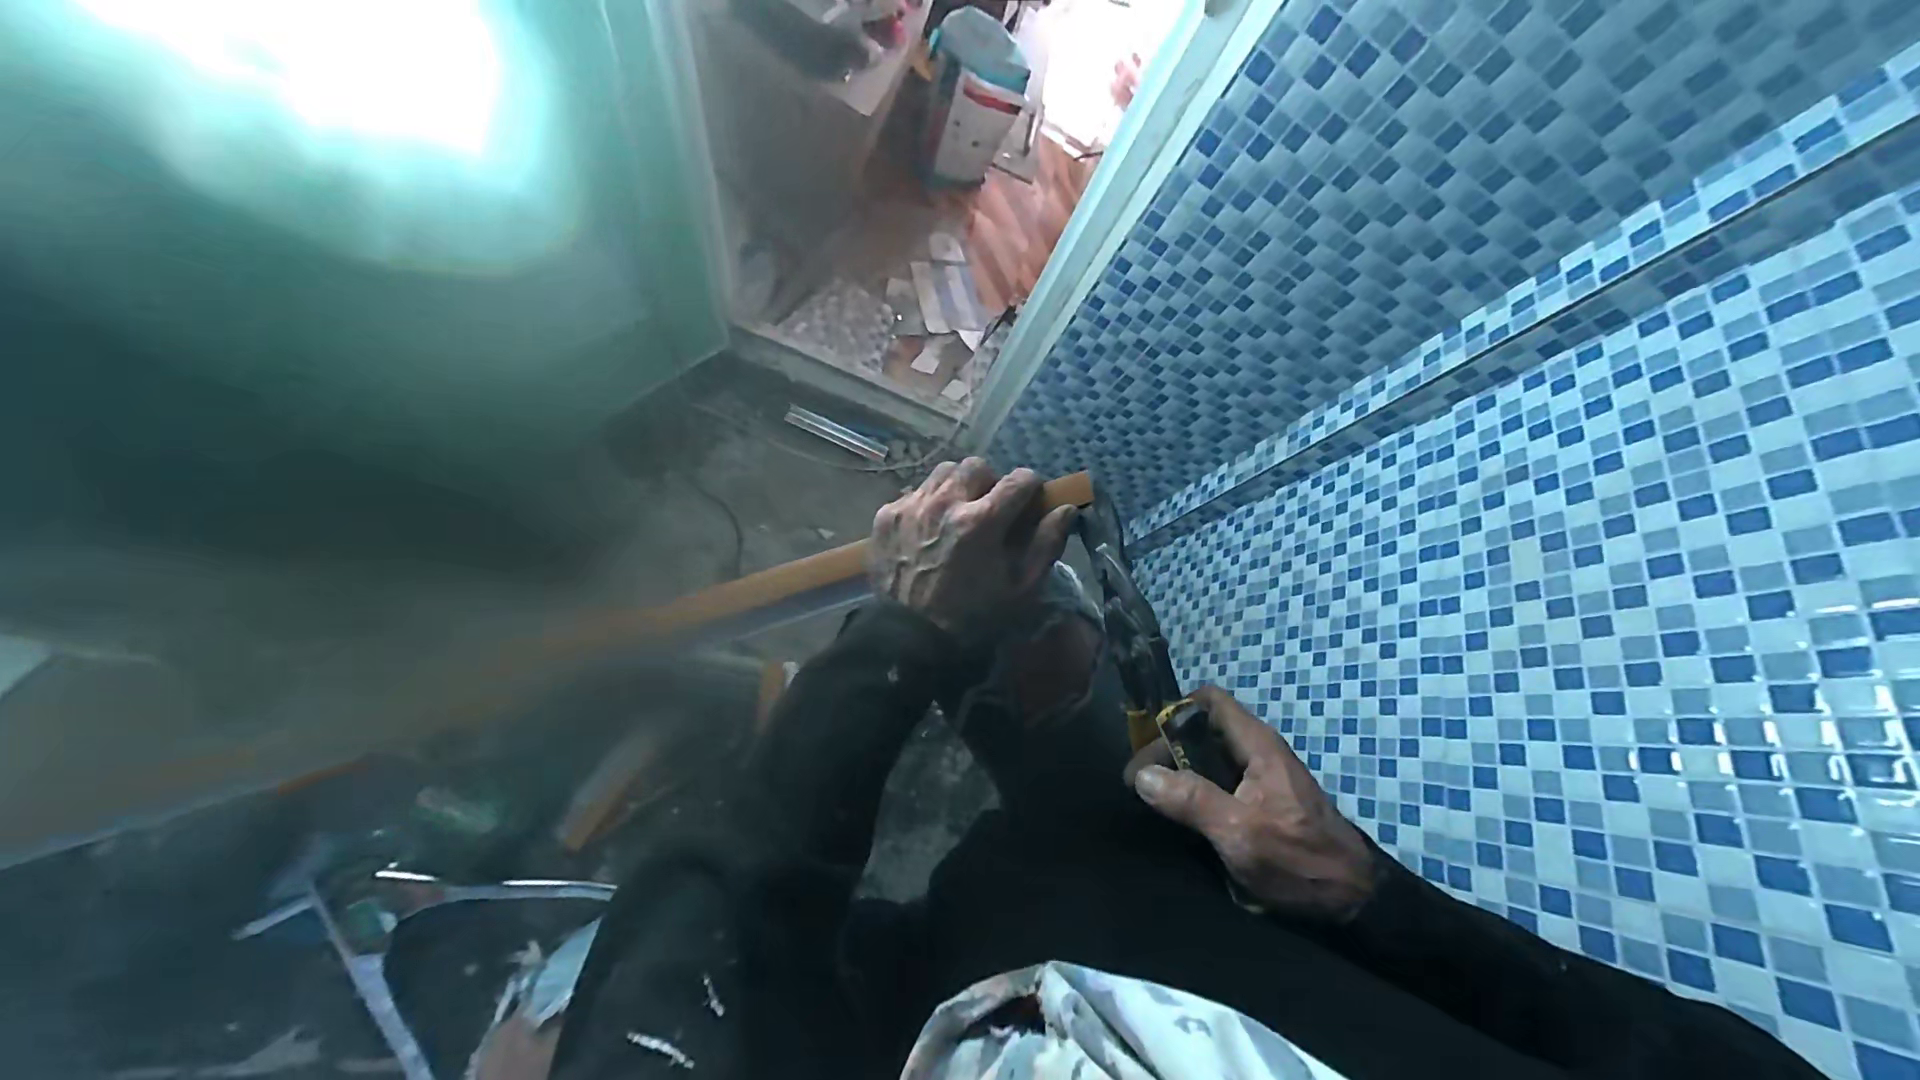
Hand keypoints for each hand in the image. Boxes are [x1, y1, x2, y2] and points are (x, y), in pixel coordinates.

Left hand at [867, 458, 1076, 638]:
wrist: (909, 638)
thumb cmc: (972, 617)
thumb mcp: (1021, 589)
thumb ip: (1046, 544)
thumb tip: (1066, 508)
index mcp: (982, 521)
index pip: (1019, 478)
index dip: (1031, 487)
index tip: (1029, 501)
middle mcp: (945, 503)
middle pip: (977, 466)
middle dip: (990, 482)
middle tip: (990, 507)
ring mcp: (912, 506)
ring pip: (943, 472)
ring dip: (957, 486)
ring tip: (959, 512)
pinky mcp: (887, 516)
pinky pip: (914, 493)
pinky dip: (927, 503)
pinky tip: (929, 528)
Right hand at [1125, 685, 1379, 921]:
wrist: (1355, 902)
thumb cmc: (1299, 860)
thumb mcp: (1239, 832)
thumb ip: (1191, 800)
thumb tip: (1142, 775)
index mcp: (1256, 744)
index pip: (1208, 701)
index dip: (1173, 711)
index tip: (1147, 741)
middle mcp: (1258, 750)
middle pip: (1202, 728)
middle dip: (1168, 746)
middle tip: (1141, 780)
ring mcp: (1261, 776)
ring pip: (1208, 756)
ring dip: (1179, 770)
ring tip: (1153, 796)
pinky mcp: (1262, 800)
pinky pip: (1219, 780)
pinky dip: (1195, 788)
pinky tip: (1181, 811)